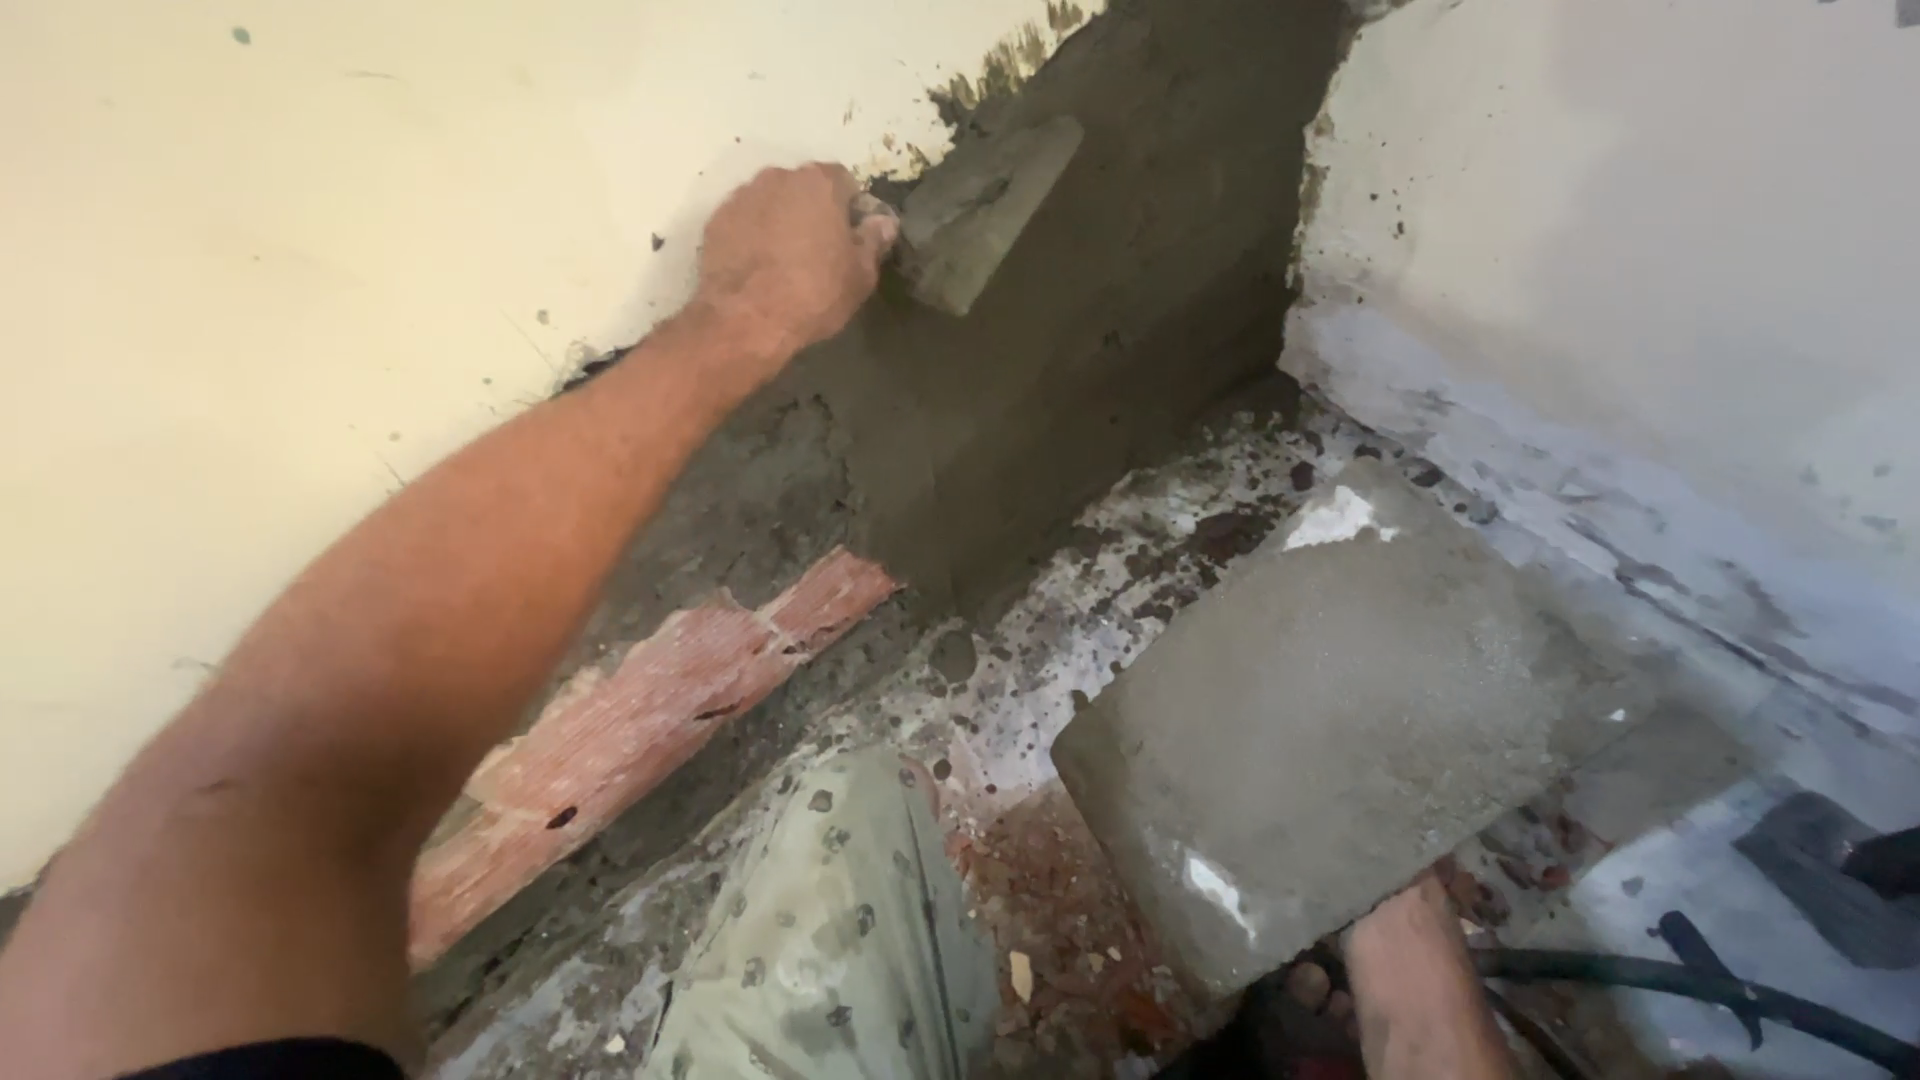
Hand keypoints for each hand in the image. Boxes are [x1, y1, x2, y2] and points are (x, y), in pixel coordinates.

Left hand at [690, 163, 897, 401]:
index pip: (844, 181)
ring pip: (772, 203)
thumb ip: (873, 241)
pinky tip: (760, 268)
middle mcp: (778, 177)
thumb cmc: (815, 295)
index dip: (851, 208)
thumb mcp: (860, 276)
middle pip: (804, 188)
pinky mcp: (716, 221)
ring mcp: (743, 196)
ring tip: (785, 262)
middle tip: (820, 251)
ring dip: (781, 222)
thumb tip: (884, 221)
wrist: (747, 319)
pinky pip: (745, 222)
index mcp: (820, 183)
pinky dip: (754, 236)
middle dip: (814, 212)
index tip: (851, 238)